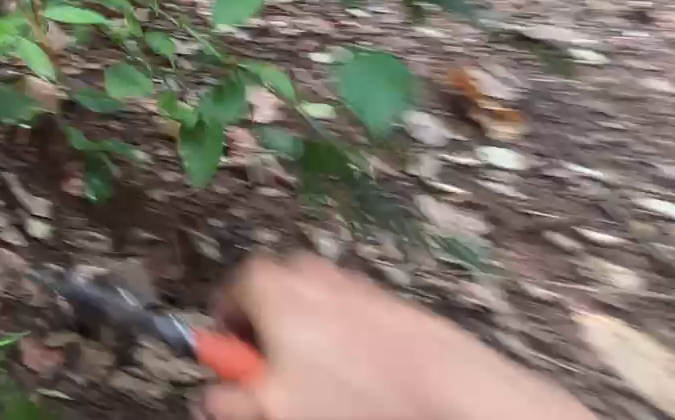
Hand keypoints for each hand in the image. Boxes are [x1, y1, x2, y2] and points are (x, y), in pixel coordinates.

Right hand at [200, 255, 593, 419]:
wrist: (460, 395)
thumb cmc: (358, 395)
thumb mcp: (275, 408)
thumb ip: (228, 402)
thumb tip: (213, 401)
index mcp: (261, 281)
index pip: (223, 307)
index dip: (233, 350)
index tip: (252, 381)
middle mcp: (296, 269)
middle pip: (266, 310)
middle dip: (273, 350)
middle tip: (292, 392)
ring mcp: (345, 282)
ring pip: (311, 320)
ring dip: (314, 353)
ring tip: (340, 396)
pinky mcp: (386, 301)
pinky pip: (352, 327)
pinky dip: (354, 353)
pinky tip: (374, 390)